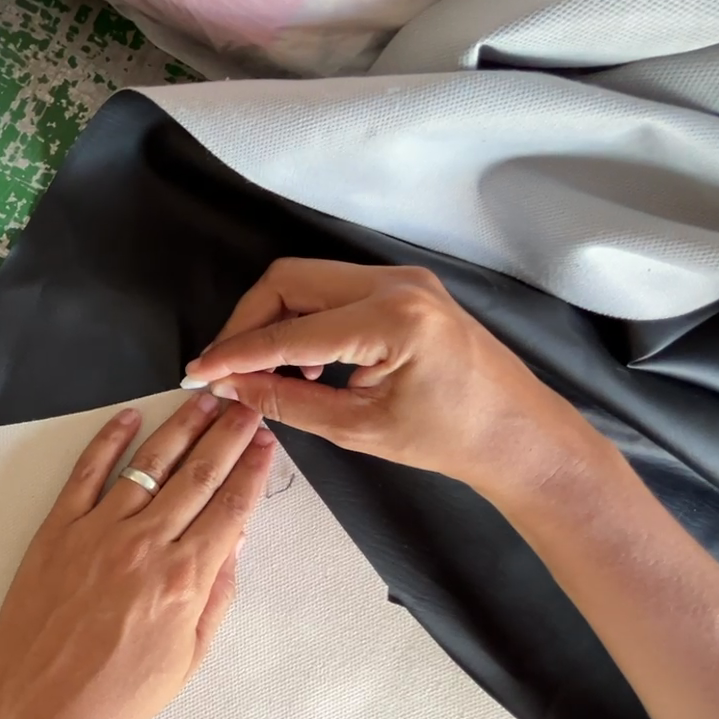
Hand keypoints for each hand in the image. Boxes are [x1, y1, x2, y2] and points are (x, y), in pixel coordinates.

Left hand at [0, 393, 275, 718]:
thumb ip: (217, 594)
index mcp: (185, 579)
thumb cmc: (118, 697)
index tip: (267, 442)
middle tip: (245, 406)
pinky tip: (129, 416)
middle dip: (228, 435)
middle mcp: (146, 543)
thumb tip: (235, 540)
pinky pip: (87, 471)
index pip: (231, 509)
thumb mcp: (189, 658)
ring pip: (149, 463)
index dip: (253, 470)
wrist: (41, 709)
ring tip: (203, 401)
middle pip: (198, 474)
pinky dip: (108, 439)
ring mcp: (98, 529)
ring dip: (181, 427)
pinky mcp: (58, 527)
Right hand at [182, 260, 607, 502]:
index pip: (287, 332)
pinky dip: (301, 321)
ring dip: (272, 321)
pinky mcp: (401, 287)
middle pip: (287, 281)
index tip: (197, 373)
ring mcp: (401, 279)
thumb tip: (227, 387)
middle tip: (225, 368)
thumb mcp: (355, 429)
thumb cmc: (448, 440)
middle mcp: (395, 284)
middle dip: (246, 324)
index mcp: (391, 321)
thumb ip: (283, 402)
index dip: (233, 354)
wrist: (520, 435)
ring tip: (262, 372)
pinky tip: (301, 364)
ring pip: (304, 281)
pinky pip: (329, 291)